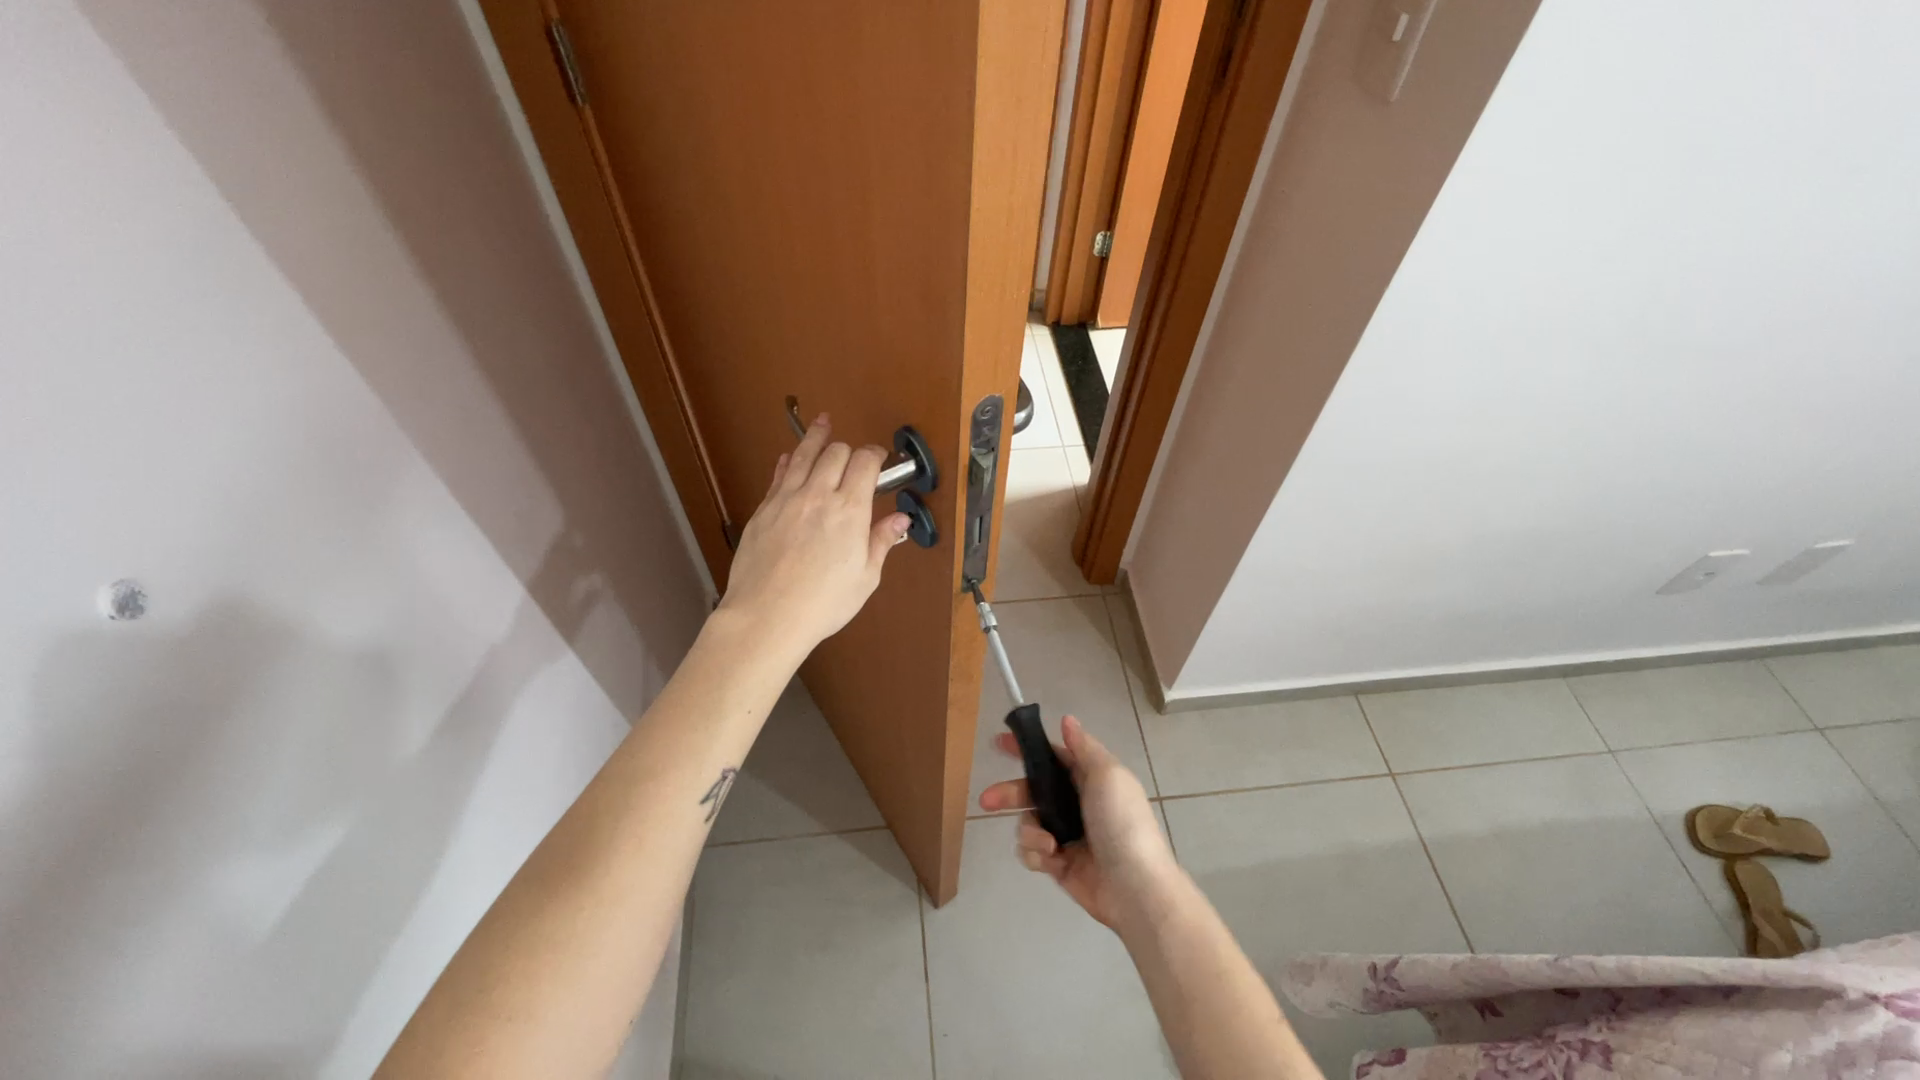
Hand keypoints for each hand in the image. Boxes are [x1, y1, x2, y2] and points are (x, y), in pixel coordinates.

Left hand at [716, 415, 910, 653]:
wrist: (767, 616)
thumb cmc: (821, 604)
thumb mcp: (865, 577)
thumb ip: (881, 541)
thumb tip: (899, 519)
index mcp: (850, 511)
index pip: (865, 462)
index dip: (875, 454)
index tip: (879, 459)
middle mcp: (818, 496)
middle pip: (836, 452)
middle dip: (849, 449)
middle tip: (854, 457)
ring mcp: (787, 500)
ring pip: (803, 454)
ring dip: (816, 437)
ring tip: (822, 423)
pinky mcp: (763, 510)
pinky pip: (779, 475)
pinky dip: (789, 462)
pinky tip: (790, 457)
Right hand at [979, 715, 1178, 929]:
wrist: (1134, 887)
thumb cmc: (1122, 822)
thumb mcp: (1108, 775)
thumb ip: (1083, 747)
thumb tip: (1067, 719)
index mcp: (1090, 779)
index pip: (1053, 757)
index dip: (1027, 749)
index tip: (998, 743)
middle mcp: (1076, 804)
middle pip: (1032, 791)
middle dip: (1009, 794)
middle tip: (987, 800)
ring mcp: (1066, 835)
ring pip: (1028, 823)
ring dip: (1031, 831)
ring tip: (1049, 845)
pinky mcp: (1058, 864)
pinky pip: (1032, 852)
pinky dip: (1037, 854)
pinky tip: (1051, 859)